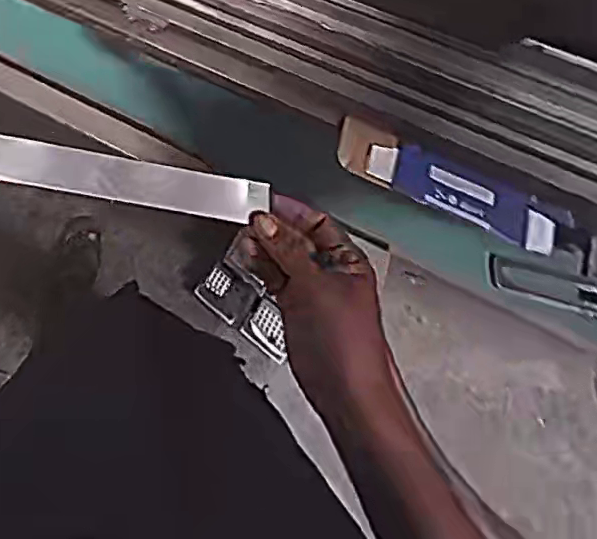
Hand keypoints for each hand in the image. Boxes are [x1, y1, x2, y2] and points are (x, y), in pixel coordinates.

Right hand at [242, 193, 392, 413]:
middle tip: (250, 218)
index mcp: (348, 260)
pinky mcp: (297, 308)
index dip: (292, 210)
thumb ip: (288, 250)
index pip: (317, 222)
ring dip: (265, 246)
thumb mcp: (315, 285)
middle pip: (298, 239)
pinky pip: (276, 278)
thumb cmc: (350, 347)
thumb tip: (267, 222)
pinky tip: (250, 257)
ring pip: (284, 258)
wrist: (348, 396)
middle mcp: (331, 272)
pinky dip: (262, 267)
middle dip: (274, 228)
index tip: (266, 202)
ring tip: (246, 235)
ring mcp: (313, 291)